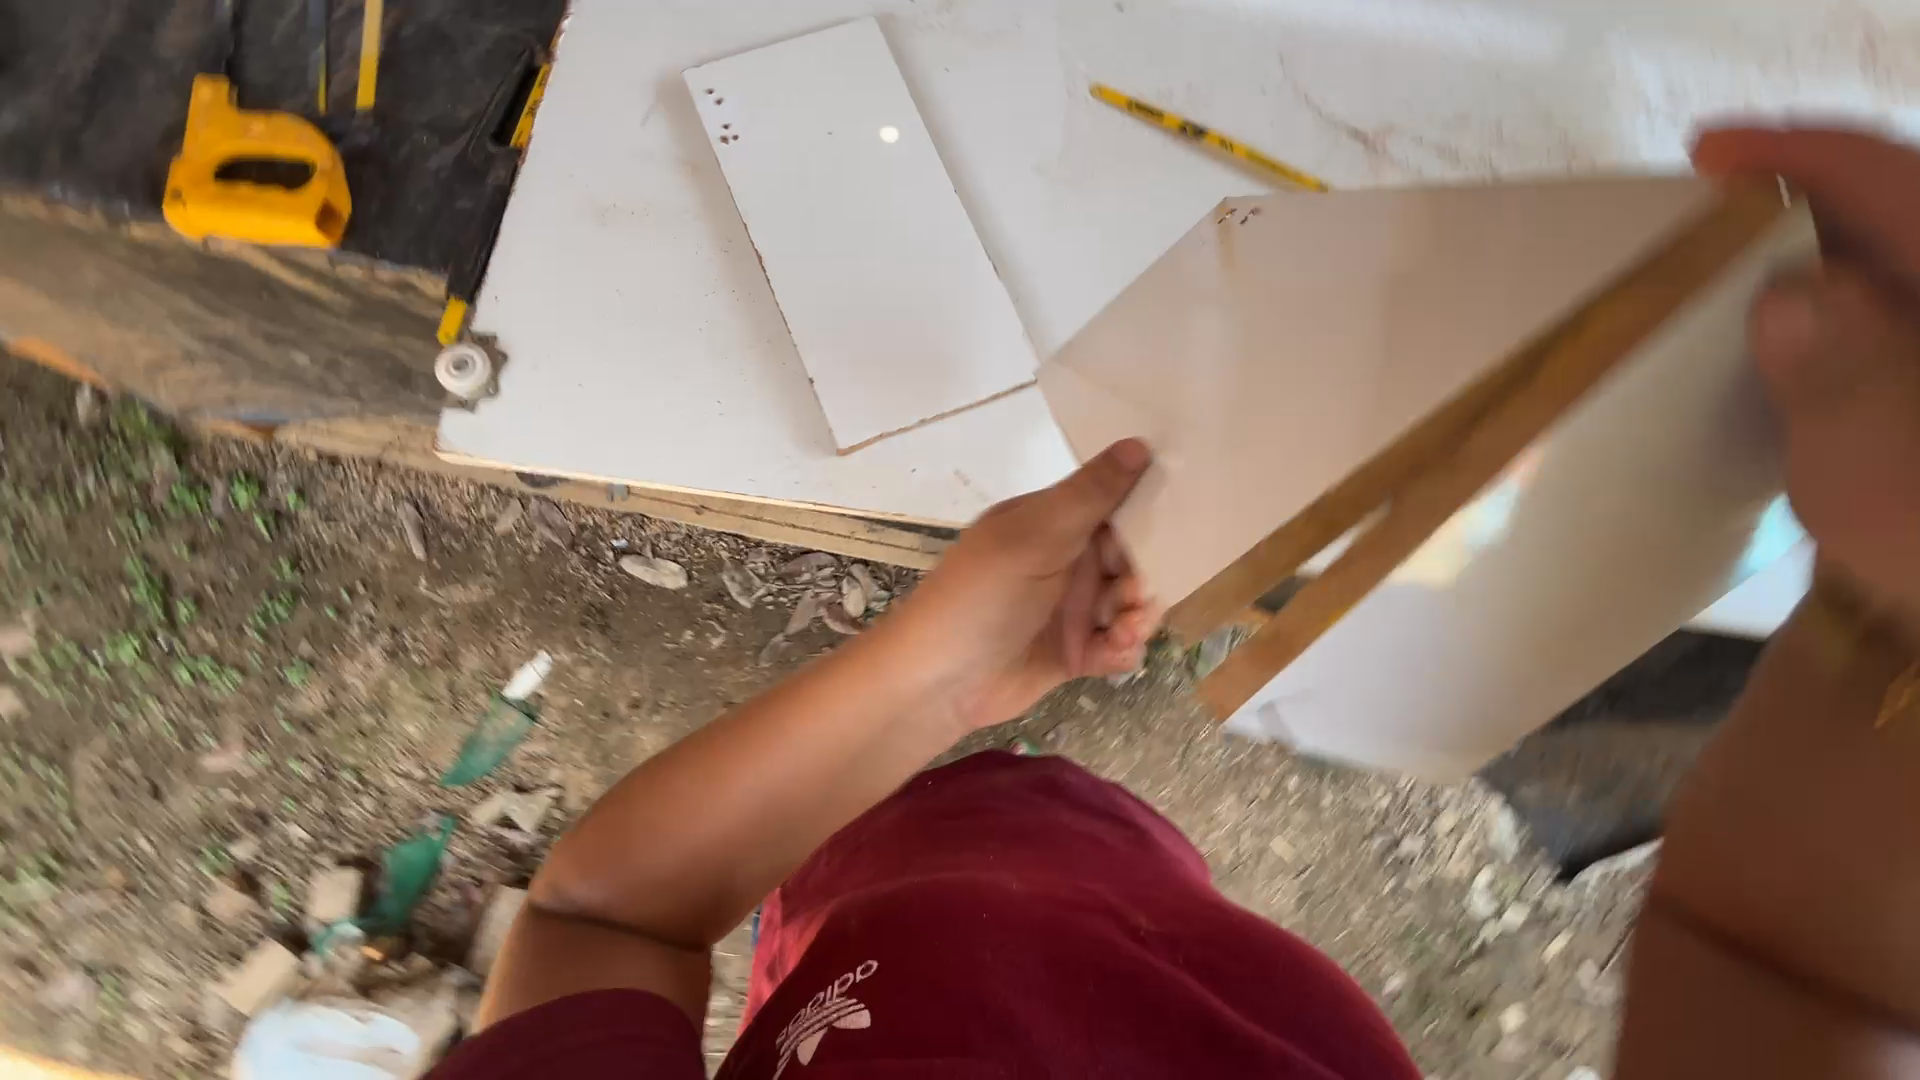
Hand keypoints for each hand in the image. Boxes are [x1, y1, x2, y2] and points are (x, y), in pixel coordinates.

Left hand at [883, 439, 1161, 730]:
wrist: (939, 683)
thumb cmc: (981, 597)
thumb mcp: (1034, 537)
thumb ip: (1089, 495)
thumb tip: (1138, 442)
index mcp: (1050, 523)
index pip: (1113, 507)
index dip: (1147, 515)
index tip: (1184, 522)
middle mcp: (1064, 561)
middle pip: (1131, 559)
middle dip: (1144, 576)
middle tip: (1135, 596)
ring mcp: (1070, 608)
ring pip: (1130, 604)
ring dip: (1136, 617)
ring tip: (1121, 632)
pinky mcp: (1074, 652)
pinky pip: (1117, 646)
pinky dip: (1121, 650)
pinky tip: (1111, 654)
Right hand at [1693, 126, 1919, 630]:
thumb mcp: (1881, 477)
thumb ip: (1846, 380)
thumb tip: (1791, 293)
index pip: (1903, 189)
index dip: (1808, 158)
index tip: (1710, 152)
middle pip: (1890, 207)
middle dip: (1792, 190)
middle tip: (1692, 207)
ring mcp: (1913, 336)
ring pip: (1871, 251)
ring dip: (1790, 238)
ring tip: (1703, 251)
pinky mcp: (1901, 367)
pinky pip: (1859, 295)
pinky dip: (1799, 286)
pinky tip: (1749, 311)